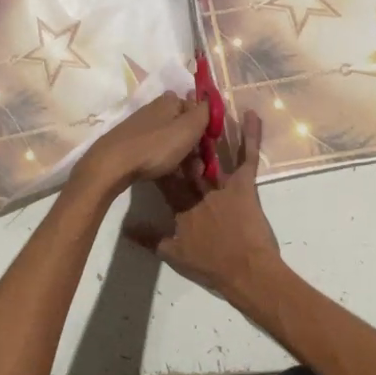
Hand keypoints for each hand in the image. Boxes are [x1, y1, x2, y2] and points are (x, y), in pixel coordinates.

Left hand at [74, 91, 209, 199]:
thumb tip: (209, 100)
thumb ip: (204, 113)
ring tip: (189, 179)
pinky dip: (167, 164)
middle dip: (195, 148)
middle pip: (183, 127)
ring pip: (171, 142)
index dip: (205, 126)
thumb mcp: (187, 128)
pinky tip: (171, 178)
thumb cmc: (155, 146)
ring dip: (184, 159)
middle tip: (200, 169)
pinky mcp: (133, 144)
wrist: (113, 164)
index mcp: (169, 101)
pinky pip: (157, 153)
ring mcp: (143, 128)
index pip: (195, 108)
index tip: (210, 146)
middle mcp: (155, 110)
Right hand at [124, 110, 282, 309]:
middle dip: (179, 136)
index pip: (164, 177)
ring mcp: (222, 184)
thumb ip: (149, 238)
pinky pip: (248, 157)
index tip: (149, 140)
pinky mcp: (245, 184)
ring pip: (212, 151)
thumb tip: (124, 227)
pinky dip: (251, 135)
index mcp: (180, 204)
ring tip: (203, 102)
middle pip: (185, 158)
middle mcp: (198, 188)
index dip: (157, 159)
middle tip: (174, 111)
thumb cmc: (210, 265)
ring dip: (208, 128)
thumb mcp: (174, 255)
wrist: (246, 272)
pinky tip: (251, 113)